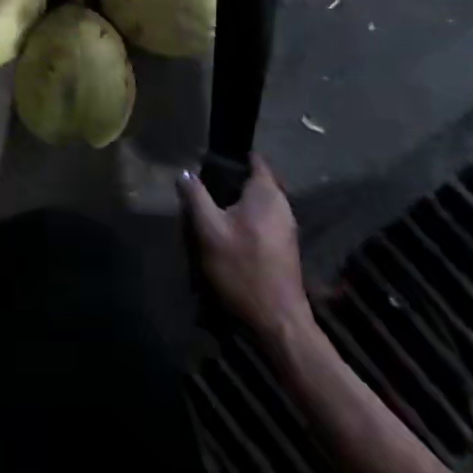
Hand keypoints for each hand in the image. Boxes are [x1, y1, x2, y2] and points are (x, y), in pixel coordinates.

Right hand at [179, 156, 312, 337]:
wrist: (276, 316)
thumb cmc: (242, 268)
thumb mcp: (209, 231)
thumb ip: (196, 197)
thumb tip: (184, 172)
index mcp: (266, 191)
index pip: (255, 159)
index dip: (234, 156)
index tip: (210, 160)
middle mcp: (282, 202)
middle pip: (257, 181)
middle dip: (233, 182)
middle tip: (206, 188)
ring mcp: (287, 224)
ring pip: (260, 202)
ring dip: (240, 204)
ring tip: (213, 211)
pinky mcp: (286, 244)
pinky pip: (264, 219)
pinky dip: (248, 220)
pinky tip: (230, 234)